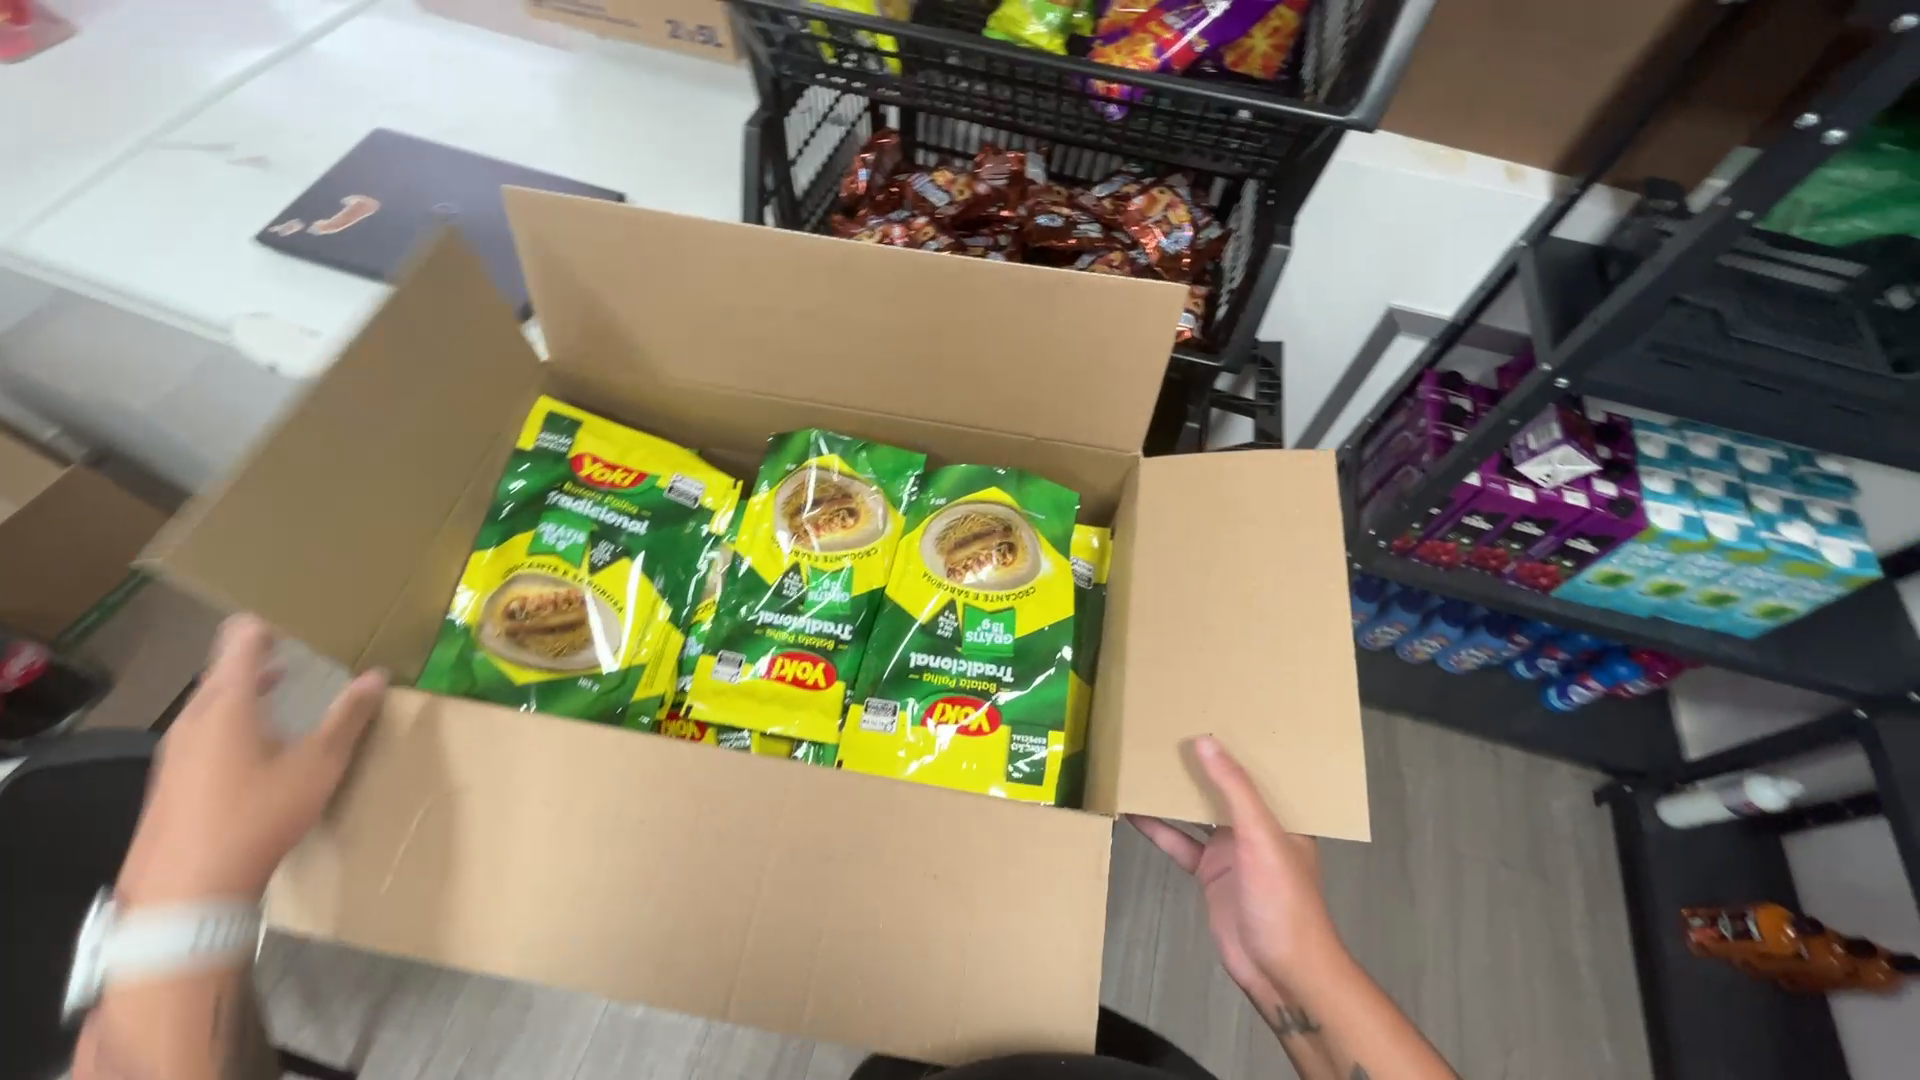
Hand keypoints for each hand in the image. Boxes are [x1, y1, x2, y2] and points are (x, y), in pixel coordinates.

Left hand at [114, 614, 386, 908]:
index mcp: (227, 705)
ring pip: (211, 704)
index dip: (262, 625)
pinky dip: (233, 717)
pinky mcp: (172, 780)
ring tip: (278, 683)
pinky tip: (257, 739)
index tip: (287, 613)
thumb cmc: (259, 813)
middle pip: (222, 673)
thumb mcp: (320, 763)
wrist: (188, 888)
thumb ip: (349, 716)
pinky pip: (204, 730)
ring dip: (244, 689)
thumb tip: (377, 675)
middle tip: (289, 644)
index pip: (239, 644)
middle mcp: (194, 720)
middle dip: (255, 656)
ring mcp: (177, 752)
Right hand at [1127, 736, 1345, 1000]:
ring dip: (1174, 794)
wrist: (1279, 972)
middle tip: (1166, 728)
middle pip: (1223, 787)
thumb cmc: (1283, 900)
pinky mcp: (1209, 873)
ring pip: (1197, 813)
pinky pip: (1180, 843)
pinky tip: (1133, 812)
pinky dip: (1158, 829)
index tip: (1208, 709)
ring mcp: (1231, 850)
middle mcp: (1256, 827)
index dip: (1237, 741)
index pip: (1259, 768)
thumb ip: (1233, 789)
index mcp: (1282, 814)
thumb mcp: (1261, 837)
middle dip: (1199, 763)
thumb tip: (1204, 741)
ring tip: (1143, 763)